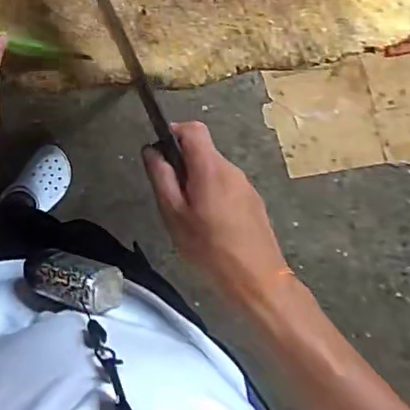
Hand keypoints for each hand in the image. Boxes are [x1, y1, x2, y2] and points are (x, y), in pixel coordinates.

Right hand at [143, 121, 291, 304]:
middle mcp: (231, 170)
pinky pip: (226, 186)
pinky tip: (210, 225)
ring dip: (197, 182)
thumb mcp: (173, 214)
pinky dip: (212, 194)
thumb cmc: (209, 247)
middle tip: (171, 196)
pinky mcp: (254, 202)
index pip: (193, 129)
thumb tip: (151, 150)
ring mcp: (246, 186)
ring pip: (213, 170)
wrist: (258, 281)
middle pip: (202, 151)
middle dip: (182, 164)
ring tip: (190, 215)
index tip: (161, 154)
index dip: (173, 133)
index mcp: (210, 168)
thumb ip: (160, 177)